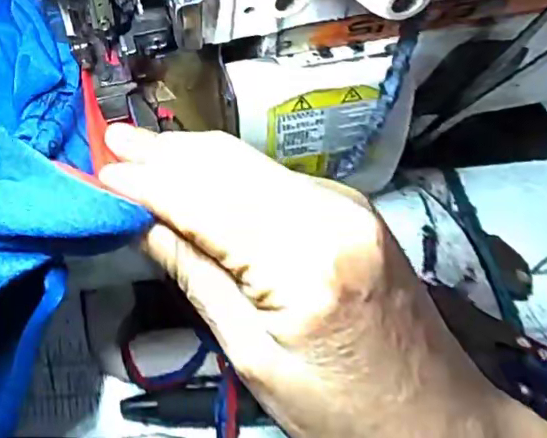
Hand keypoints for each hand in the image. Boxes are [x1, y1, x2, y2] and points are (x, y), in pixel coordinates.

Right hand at [97, 126, 546, 437]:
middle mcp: (326, 215)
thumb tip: (135, 219)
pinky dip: (213, 162)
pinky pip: (261, 168)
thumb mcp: (254, 359)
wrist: (448, 425)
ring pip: (239, 156)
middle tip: (107, 137)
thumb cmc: (345, 415)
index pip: (202, 205)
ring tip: (133, 140)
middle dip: (158, 152)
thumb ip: (193, 275)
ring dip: (182, 148)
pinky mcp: (341, 198)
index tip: (99, 171)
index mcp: (306, 266)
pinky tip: (182, 161)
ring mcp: (338, 200)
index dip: (146, 185)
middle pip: (220, 165)